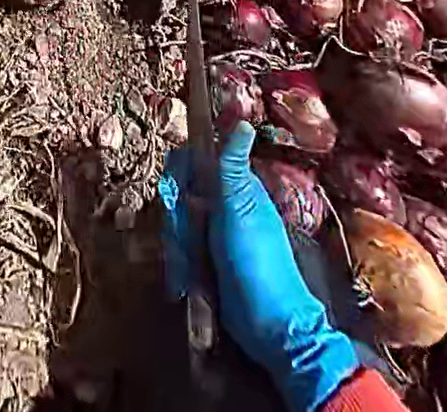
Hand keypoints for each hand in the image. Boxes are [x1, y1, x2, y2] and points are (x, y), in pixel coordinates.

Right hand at [159, 123, 358, 411]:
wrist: (271, 327)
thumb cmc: (257, 261)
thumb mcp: (240, 209)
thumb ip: (232, 166)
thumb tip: (242, 121)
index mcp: (235, 188)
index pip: (195, 163)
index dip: (180, 174)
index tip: (175, 192)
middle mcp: (224, 207)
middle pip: (182, 197)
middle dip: (176, 221)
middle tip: (184, 241)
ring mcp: (216, 237)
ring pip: (180, 227)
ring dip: (177, 248)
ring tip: (188, 269)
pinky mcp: (208, 265)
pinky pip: (183, 254)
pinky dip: (181, 266)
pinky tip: (186, 281)